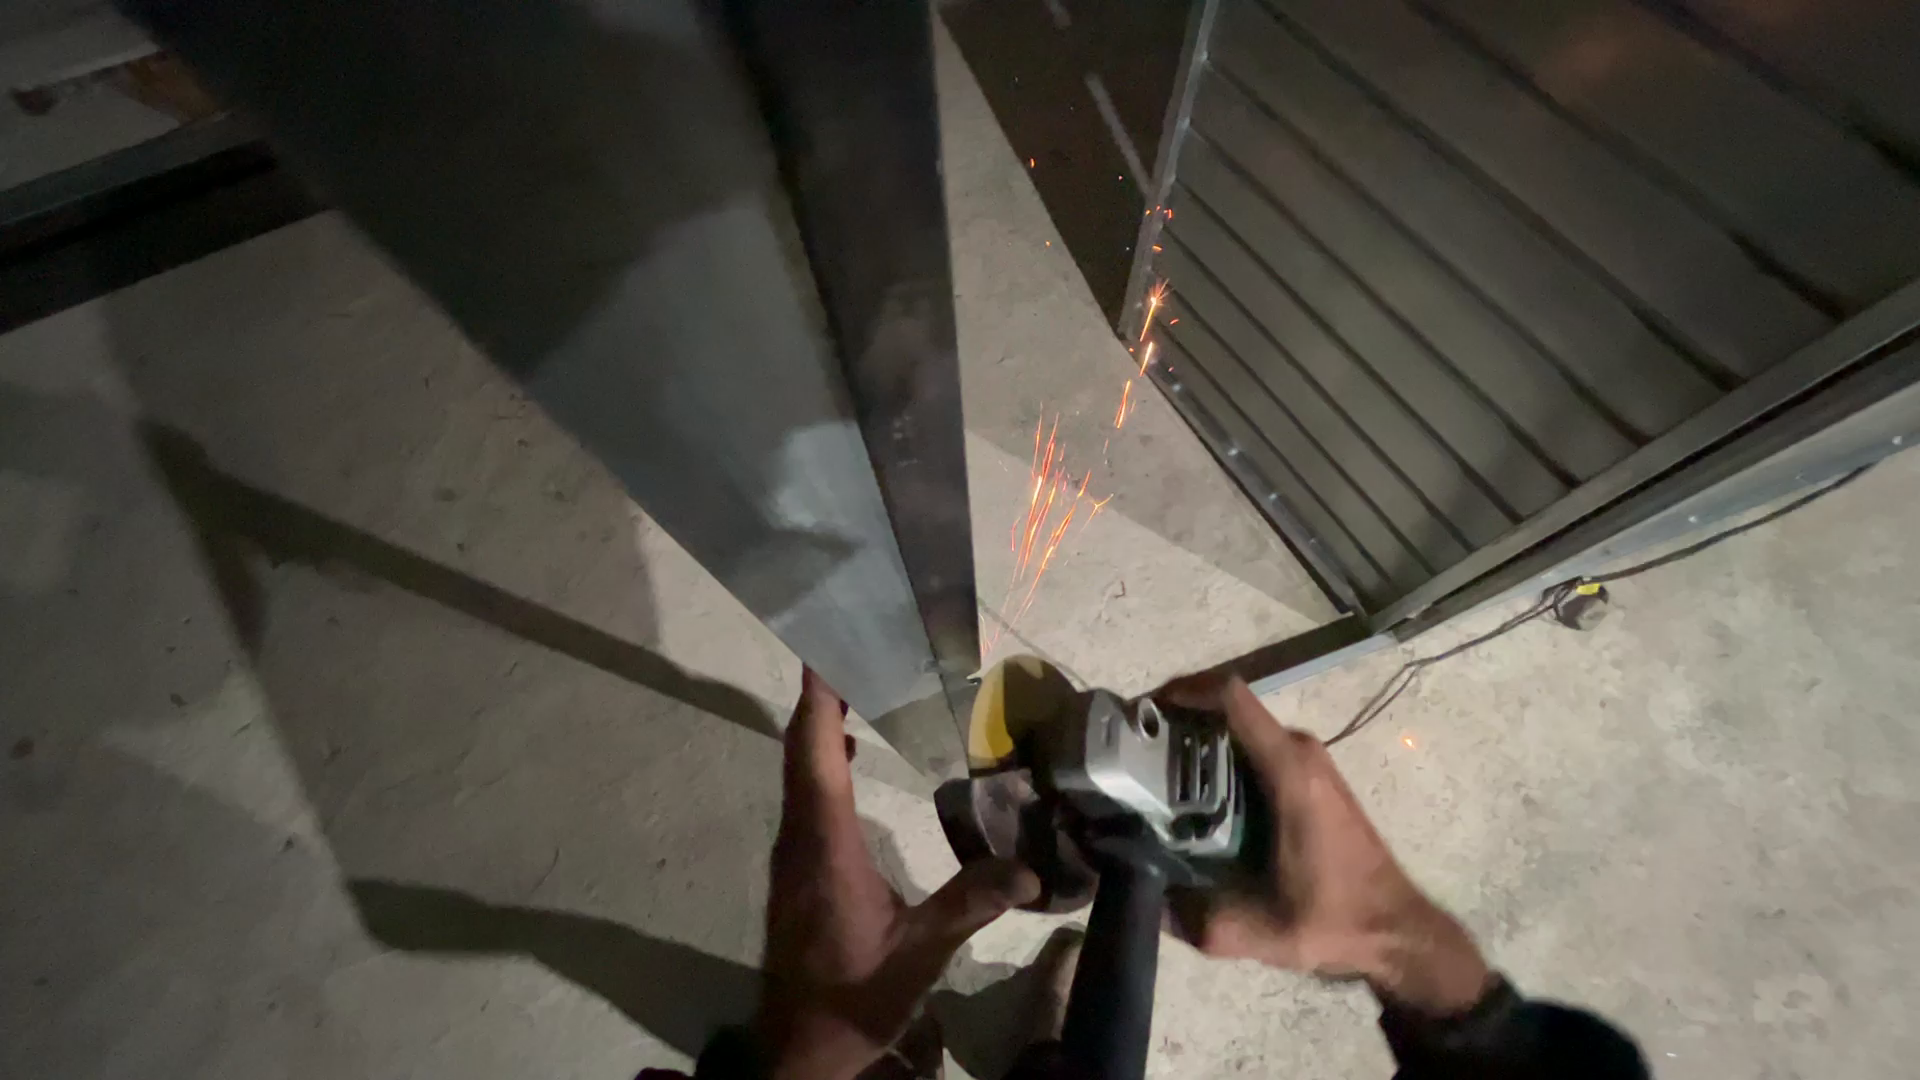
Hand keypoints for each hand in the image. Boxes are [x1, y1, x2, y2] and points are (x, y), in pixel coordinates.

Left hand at [755, 670, 1039, 1079]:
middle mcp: (800, 835)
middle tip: (849, 650)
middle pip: (800, 749)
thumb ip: (970, 904)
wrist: (801, 1046)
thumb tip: (1028, 869)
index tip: (824, 652)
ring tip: (851, 686)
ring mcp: (793, 848)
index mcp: (826, 844)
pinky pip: (804, 789)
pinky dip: (821, 755)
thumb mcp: (920, 953)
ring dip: (818, 723)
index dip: (819, 700)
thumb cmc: (857, 994)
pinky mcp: (797, 861)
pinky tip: (848, 753)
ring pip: (797, 767)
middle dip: (821, 696)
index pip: (815, 754)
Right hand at [1163, 675, 1490, 1014]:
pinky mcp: (1309, 772)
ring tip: (1155, 766)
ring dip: (1197, 735)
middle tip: (1137, 746)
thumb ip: (1200, 920)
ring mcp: (1308, 758)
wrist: (1398, 932)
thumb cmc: (1335, 920)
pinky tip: (1194, 788)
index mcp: (1289, 770)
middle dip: (1179, 716)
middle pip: (1228, 706)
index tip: (1145, 711)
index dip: (1183, 690)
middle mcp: (1300, 750)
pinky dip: (1219, 751)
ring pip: (1240, 724)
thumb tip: (1144, 899)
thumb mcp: (1263, 930)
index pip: (1232, 697)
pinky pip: (1253, 742)